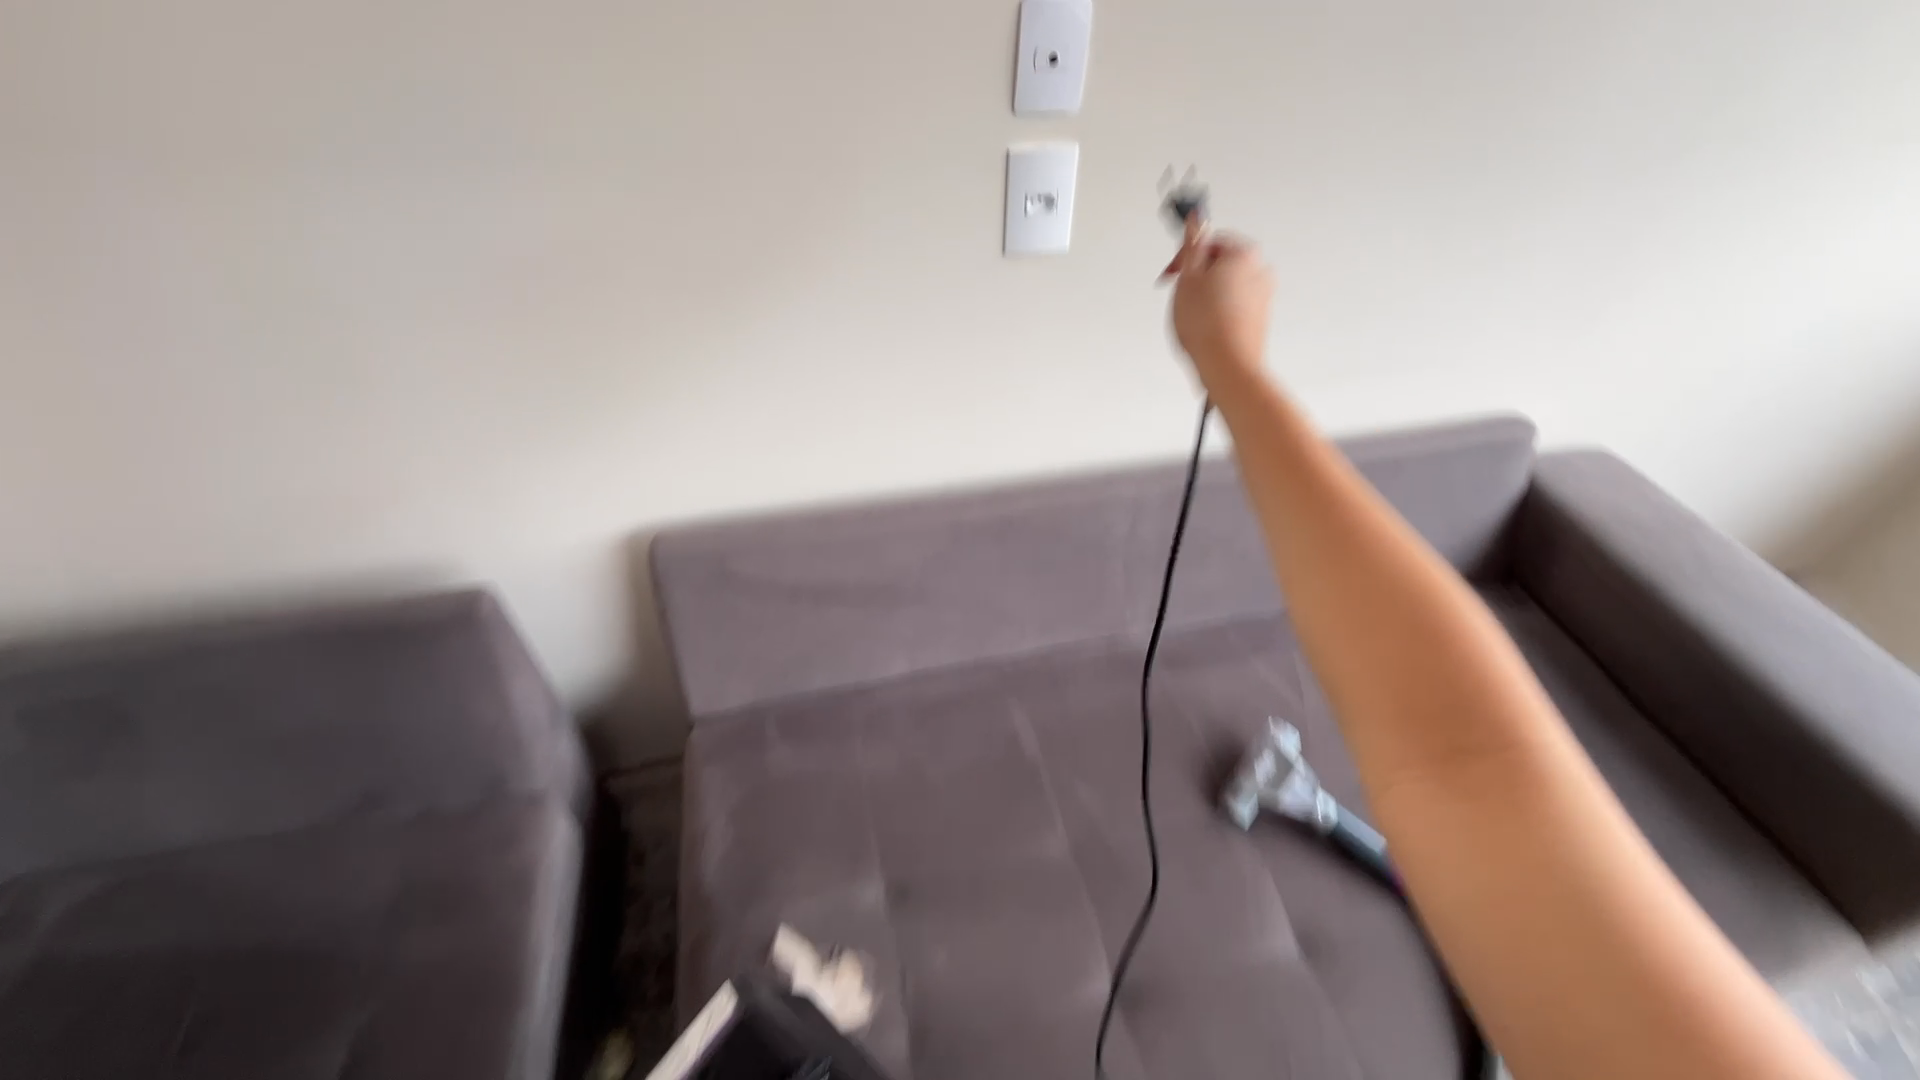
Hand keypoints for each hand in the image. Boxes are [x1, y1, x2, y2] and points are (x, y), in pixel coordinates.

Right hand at [1161, 214, 1274, 389]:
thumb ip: (1192, 244)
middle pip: (1219, 263)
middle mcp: (1260, 271)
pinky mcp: (1259, 318)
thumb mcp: (1188, 277)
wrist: (1227, 365)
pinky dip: (1217, 311)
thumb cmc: (1208, 326)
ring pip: (1225, 286)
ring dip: (1206, 295)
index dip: (1184, 256)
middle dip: (1196, 277)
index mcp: (1244, 253)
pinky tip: (1203, 327)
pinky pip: (1232, 306)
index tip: (1172, 272)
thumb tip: (1196, 219)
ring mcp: (1262, 296)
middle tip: (1180, 294)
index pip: (1209, 240)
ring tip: (1191, 315)